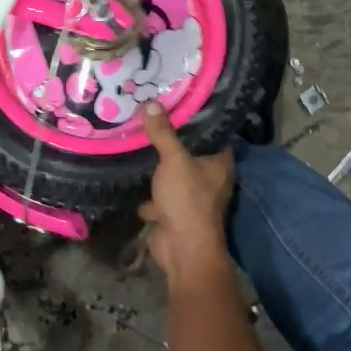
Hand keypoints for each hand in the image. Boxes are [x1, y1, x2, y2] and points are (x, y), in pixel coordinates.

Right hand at [138, 102, 235, 277]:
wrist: (182, 249)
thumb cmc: (187, 199)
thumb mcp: (174, 160)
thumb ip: (163, 133)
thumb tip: (151, 103)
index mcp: (220, 163)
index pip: (213, 132)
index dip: (198, 117)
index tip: (178, 101)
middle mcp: (211, 178)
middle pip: (190, 153)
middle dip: (171, 141)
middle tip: (150, 118)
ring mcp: (192, 198)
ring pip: (173, 175)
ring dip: (158, 168)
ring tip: (137, 142)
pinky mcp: (175, 213)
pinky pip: (159, 197)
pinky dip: (147, 192)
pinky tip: (130, 176)